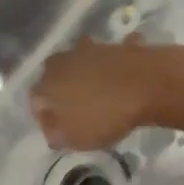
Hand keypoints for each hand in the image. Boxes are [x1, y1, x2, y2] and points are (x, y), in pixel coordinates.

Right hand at [30, 36, 161, 149]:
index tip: (61, 132)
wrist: (146, 84)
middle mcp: (65, 60)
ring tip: (100, 94)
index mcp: (48, 83)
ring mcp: (92, 48)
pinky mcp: (117, 45)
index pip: (36, 101)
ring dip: (87, 74)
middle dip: (63, 92)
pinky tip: (124, 77)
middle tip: (77, 110)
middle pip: (56, 75)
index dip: (47, 119)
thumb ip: (58, 135)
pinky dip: (115, 65)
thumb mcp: (75, 139)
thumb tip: (54, 131)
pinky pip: (112, 57)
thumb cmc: (105, 115)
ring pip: (83, 61)